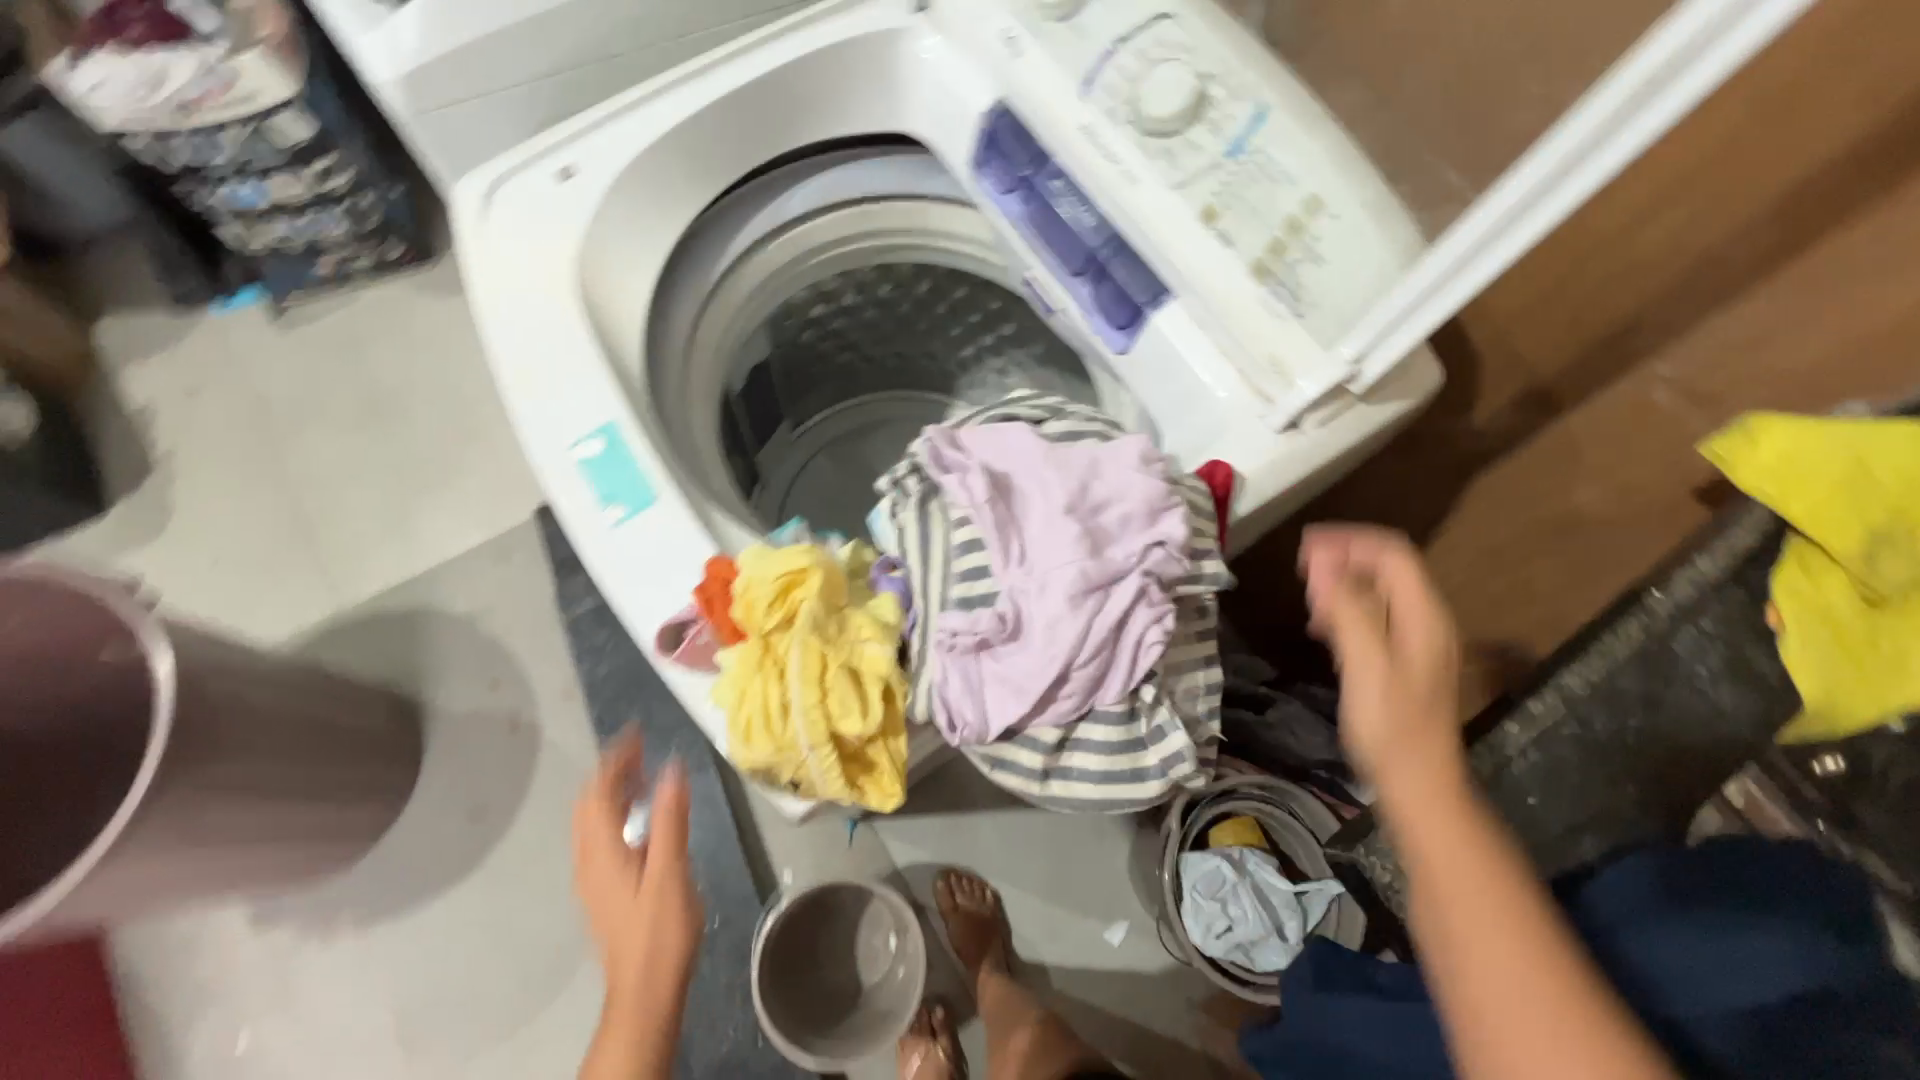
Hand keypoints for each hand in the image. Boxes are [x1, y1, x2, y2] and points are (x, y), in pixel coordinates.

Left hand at [572, 731, 704, 1005]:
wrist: (644, 989)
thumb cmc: (660, 931)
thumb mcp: (671, 872)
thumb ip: (671, 820)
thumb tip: (672, 768)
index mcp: (602, 851)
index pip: (598, 792)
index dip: (615, 758)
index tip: (636, 732)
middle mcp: (589, 859)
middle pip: (590, 803)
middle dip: (612, 770)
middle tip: (642, 748)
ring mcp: (593, 876)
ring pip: (593, 820)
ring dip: (614, 791)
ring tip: (645, 773)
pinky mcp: (603, 889)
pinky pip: (602, 835)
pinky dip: (618, 812)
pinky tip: (643, 817)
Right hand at [1298, 524, 1464, 789]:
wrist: (1418, 784)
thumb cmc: (1391, 727)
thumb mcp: (1366, 664)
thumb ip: (1348, 610)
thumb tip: (1323, 564)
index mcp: (1424, 616)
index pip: (1391, 554)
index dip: (1348, 542)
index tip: (1304, 549)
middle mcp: (1427, 621)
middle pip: (1387, 569)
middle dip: (1343, 560)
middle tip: (1301, 572)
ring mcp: (1418, 643)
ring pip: (1379, 593)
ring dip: (1342, 585)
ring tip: (1308, 598)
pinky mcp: (1405, 662)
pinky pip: (1376, 618)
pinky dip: (1347, 611)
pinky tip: (1323, 629)